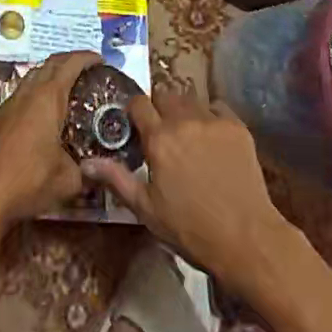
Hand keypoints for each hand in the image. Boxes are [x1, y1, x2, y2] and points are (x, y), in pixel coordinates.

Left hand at [0, 51, 99, 225]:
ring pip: (31, 78)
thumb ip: (86, 171)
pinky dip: (34, 95)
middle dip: (69, 61)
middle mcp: (27, 94)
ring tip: (65, 90)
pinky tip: (39, 116)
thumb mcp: (68, 180)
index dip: (87, 58)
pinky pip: (19, 97)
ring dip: (49, 76)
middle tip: (86, 71)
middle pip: (49, 64)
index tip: (101, 61)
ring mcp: (8, 106)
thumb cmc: (30, 181)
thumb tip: (96, 172)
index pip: (70, 64)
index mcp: (49, 98)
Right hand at [80, 93, 295, 283]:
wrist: (244, 236)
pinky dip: (210, 115)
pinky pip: (218, 107)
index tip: (135, 123)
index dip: (134, 111)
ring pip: (192, 99)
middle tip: (161, 130)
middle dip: (160, 107)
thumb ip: (116, 179)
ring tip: (187, 134)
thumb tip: (86, 163)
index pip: (139, 104)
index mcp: (159, 139)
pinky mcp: (237, 125)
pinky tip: (212, 137)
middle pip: (166, 95)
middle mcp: (185, 120)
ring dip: (184, 110)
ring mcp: (214, 120)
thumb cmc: (189, 228)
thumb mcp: (146, 209)